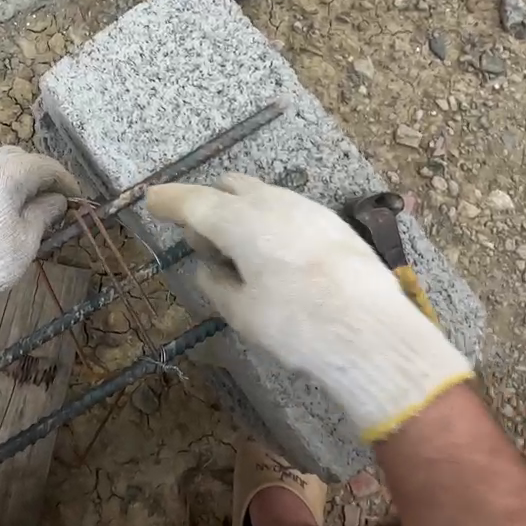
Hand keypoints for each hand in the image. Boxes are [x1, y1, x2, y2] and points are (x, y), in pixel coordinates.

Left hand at [0, 147, 79, 354]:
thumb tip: (56, 200)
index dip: (63, 180)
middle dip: (36, 173)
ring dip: (10, 179)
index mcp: (3, 173)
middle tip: (50, 197)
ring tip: (22, 205)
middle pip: (14, 158)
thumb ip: (43, 213)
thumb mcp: (25, 240)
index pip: (42, 165)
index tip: (75, 197)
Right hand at [145, 173, 471, 440]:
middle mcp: (271, 203)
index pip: (193, 201)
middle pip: (227, 189)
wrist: (374, 336)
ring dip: (241, 213)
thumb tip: (209, 268)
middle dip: (208, 206)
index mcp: (240, 221)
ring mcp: (305, 207)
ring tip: (242, 254)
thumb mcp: (243, 313)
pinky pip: (286, 209)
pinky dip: (268, 221)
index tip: (151, 200)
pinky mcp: (331, 221)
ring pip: (260, 195)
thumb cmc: (297, 326)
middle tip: (203, 243)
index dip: (168, 200)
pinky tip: (277, 256)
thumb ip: (217, 284)